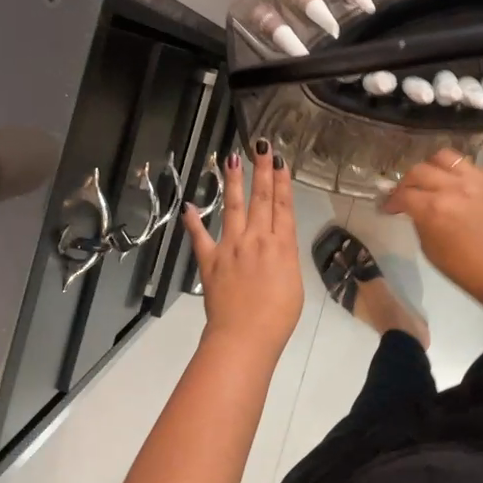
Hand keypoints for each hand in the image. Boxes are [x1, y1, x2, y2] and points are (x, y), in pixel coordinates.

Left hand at [183, 140, 303, 359]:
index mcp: (282, 246)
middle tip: (261, 146)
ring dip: (232, 182)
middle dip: (261, 170)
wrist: (245, 336)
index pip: (282, 206)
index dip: (281, 182)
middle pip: (261, 199)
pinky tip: (188, 206)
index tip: (279, 160)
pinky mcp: (210, 261)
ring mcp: (231, 247)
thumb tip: (276, 245)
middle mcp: (256, 239)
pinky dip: (193, 222)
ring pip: (232, 208)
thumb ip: (284, 259)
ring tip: (231, 159)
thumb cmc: (278, 317)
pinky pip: (200, 237)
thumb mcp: (293, 284)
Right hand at [382, 149, 482, 305]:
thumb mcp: (428, 246)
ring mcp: (472, 181)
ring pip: (442, 157)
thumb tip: (413, 207)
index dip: (391, 201)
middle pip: (418, 171)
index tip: (389, 207)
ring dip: (429, 167)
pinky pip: (464, 164)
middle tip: (406, 194)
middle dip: (406, 183)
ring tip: (429, 180)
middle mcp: (451, 188)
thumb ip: (419, 220)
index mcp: (433, 209)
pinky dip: (451, 170)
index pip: (403, 194)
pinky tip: (450, 182)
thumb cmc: (461, 267)